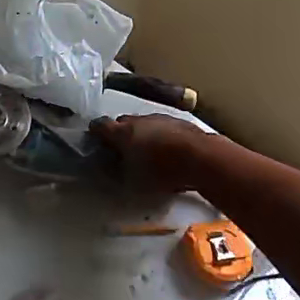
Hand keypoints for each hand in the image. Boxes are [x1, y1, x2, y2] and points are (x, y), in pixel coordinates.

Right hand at [90, 113, 215, 192]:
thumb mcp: (134, 181)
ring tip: (148, 152)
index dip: (95, 132)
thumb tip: (111, 168)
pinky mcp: (181, 122)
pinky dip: (162, 136)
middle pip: (122, 122)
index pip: (99, 126)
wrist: (203, 159)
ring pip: (144, 124)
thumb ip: (119, 172)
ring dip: (143, 134)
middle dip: (120, 133)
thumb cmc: (162, 171)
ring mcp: (161, 119)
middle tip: (122, 150)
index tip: (95, 141)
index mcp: (121, 132)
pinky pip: (163, 128)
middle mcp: (138, 120)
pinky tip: (169, 152)